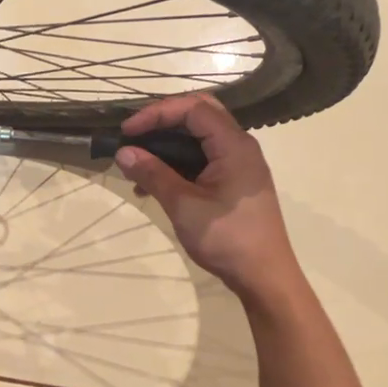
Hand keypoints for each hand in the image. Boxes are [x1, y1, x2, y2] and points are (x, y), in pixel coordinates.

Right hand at [112, 92, 300, 300]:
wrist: (264, 277)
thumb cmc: (227, 238)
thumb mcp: (184, 205)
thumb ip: (153, 174)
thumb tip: (123, 152)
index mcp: (234, 145)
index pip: (193, 109)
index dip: (157, 113)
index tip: (127, 131)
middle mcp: (240, 147)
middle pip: (199, 115)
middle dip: (163, 121)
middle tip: (134, 135)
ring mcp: (239, 165)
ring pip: (199, 139)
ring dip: (167, 146)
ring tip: (137, 166)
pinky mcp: (234, 183)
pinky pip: (203, 160)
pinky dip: (177, 164)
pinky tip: (153, 186)